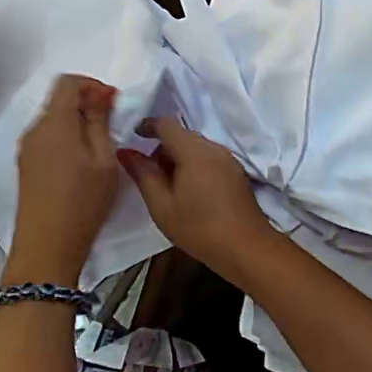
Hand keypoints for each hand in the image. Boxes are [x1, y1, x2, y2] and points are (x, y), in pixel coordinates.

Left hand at [8, 76, 120, 286]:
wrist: (47, 246)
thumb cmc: (83, 202)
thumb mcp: (104, 161)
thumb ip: (100, 123)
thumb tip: (100, 97)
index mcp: (55, 123)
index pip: (68, 82)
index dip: (92, 85)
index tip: (113, 103)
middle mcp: (35, 130)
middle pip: (59, 100)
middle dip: (86, 104)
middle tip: (112, 125)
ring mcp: (27, 149)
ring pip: (53, 121)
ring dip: (76, 123)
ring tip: (100, 147)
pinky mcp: (26, 166)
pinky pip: (47, 139)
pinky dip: (66, 140)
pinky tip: (82, 164)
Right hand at [118, 118, 276, 284]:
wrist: (245, 248)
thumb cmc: (199, 229)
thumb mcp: (162, 205)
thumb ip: (143, 174)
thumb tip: (126, 151)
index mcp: (194, 151)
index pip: (167, 124)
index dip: (147, 126)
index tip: (133, 138)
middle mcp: (214, 148)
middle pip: (182, 135)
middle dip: (162, 148)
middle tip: (147, 174)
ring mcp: (229, 160)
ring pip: (196, 148)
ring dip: (178, 158)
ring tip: (167, 188)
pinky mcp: (236, 173)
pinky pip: (209, 158)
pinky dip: (194, 166)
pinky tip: (188, 192)